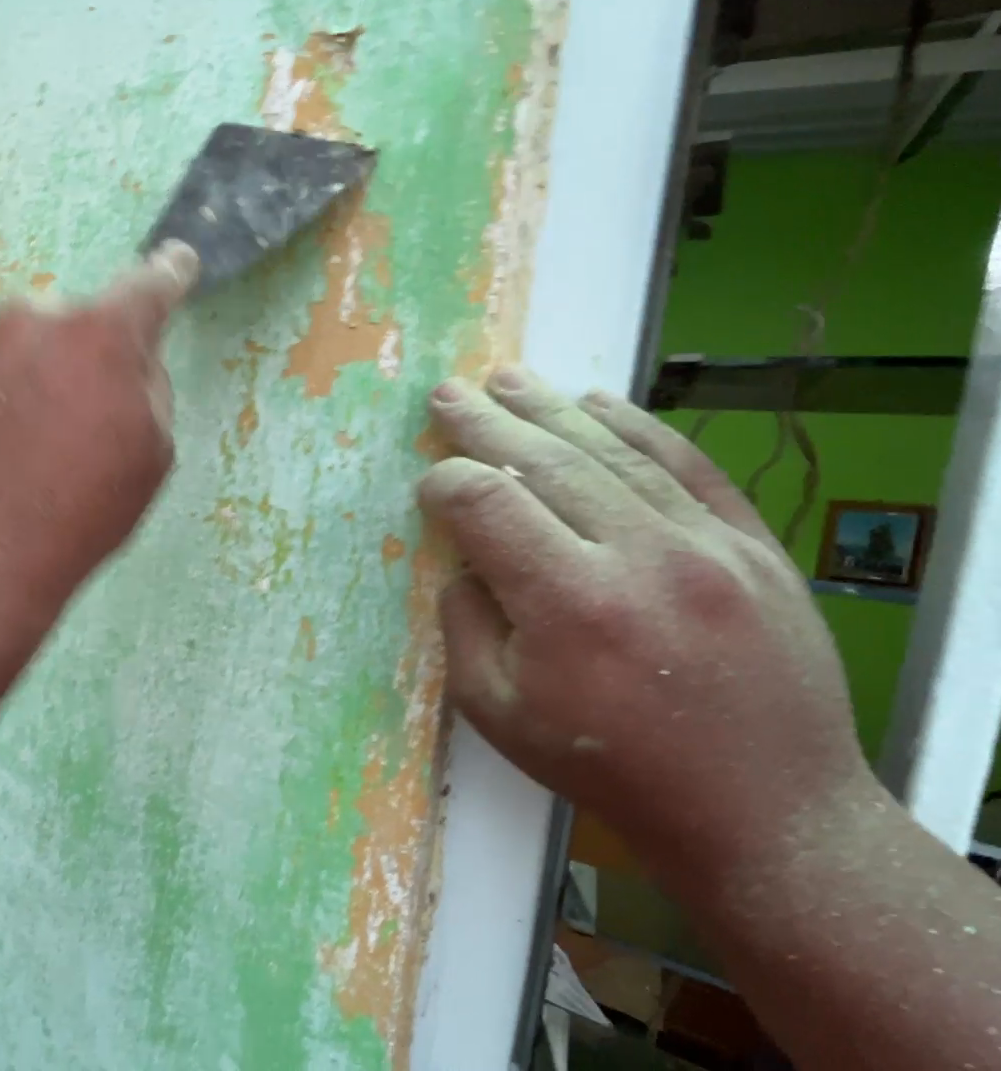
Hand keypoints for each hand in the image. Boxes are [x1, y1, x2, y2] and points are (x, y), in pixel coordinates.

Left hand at [0, 242, 198, 615]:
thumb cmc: (78, 518)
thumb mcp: (150, 459)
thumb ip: (150, 388)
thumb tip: (134, 359)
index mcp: (98, 337)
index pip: (146, 288)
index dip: (166, 277)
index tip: (174, 263)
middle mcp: (29, 321)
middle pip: (69, 324)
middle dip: (79, 357)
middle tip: (72, 422)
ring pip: (14, 347)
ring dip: (26, 378)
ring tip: (16, 450)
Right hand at [417, 369, 870, 871]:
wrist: (762, 810)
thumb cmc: (607, 768)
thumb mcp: (496, 712)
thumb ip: (464, 624)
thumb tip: (463, 561)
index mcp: (570, 605)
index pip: (487, 507)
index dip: (445, 484)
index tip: (427, 485)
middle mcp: (643, 558)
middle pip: (547, 464)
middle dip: (486, 424)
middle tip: (446, 393)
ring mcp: (711, 546)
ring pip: (616, 453)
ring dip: (552, 411)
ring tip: (507, 380)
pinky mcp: (755, 548)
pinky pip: (690, 467)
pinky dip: (639, 428)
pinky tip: (598, 403)